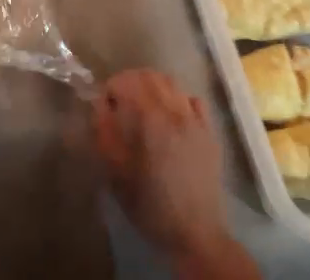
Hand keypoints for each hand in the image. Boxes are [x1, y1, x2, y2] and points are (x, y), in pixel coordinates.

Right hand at [93, 70, 257, 279]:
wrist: (194, 233)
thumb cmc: (148, 203)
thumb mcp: (114, 170)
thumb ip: (103, 131)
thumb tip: (100, 105)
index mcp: (150, 120)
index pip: (127, 81)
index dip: (111, 88)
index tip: (104, 107)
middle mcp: (175, 112)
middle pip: (150, 76)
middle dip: (130, 81)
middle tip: (119, 102)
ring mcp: (196, 121)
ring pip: (172, 84)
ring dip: (153, 86)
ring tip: (142, 105)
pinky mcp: (210, 134)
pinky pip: (193, 100)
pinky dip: (177, 98)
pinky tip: (169, 116)